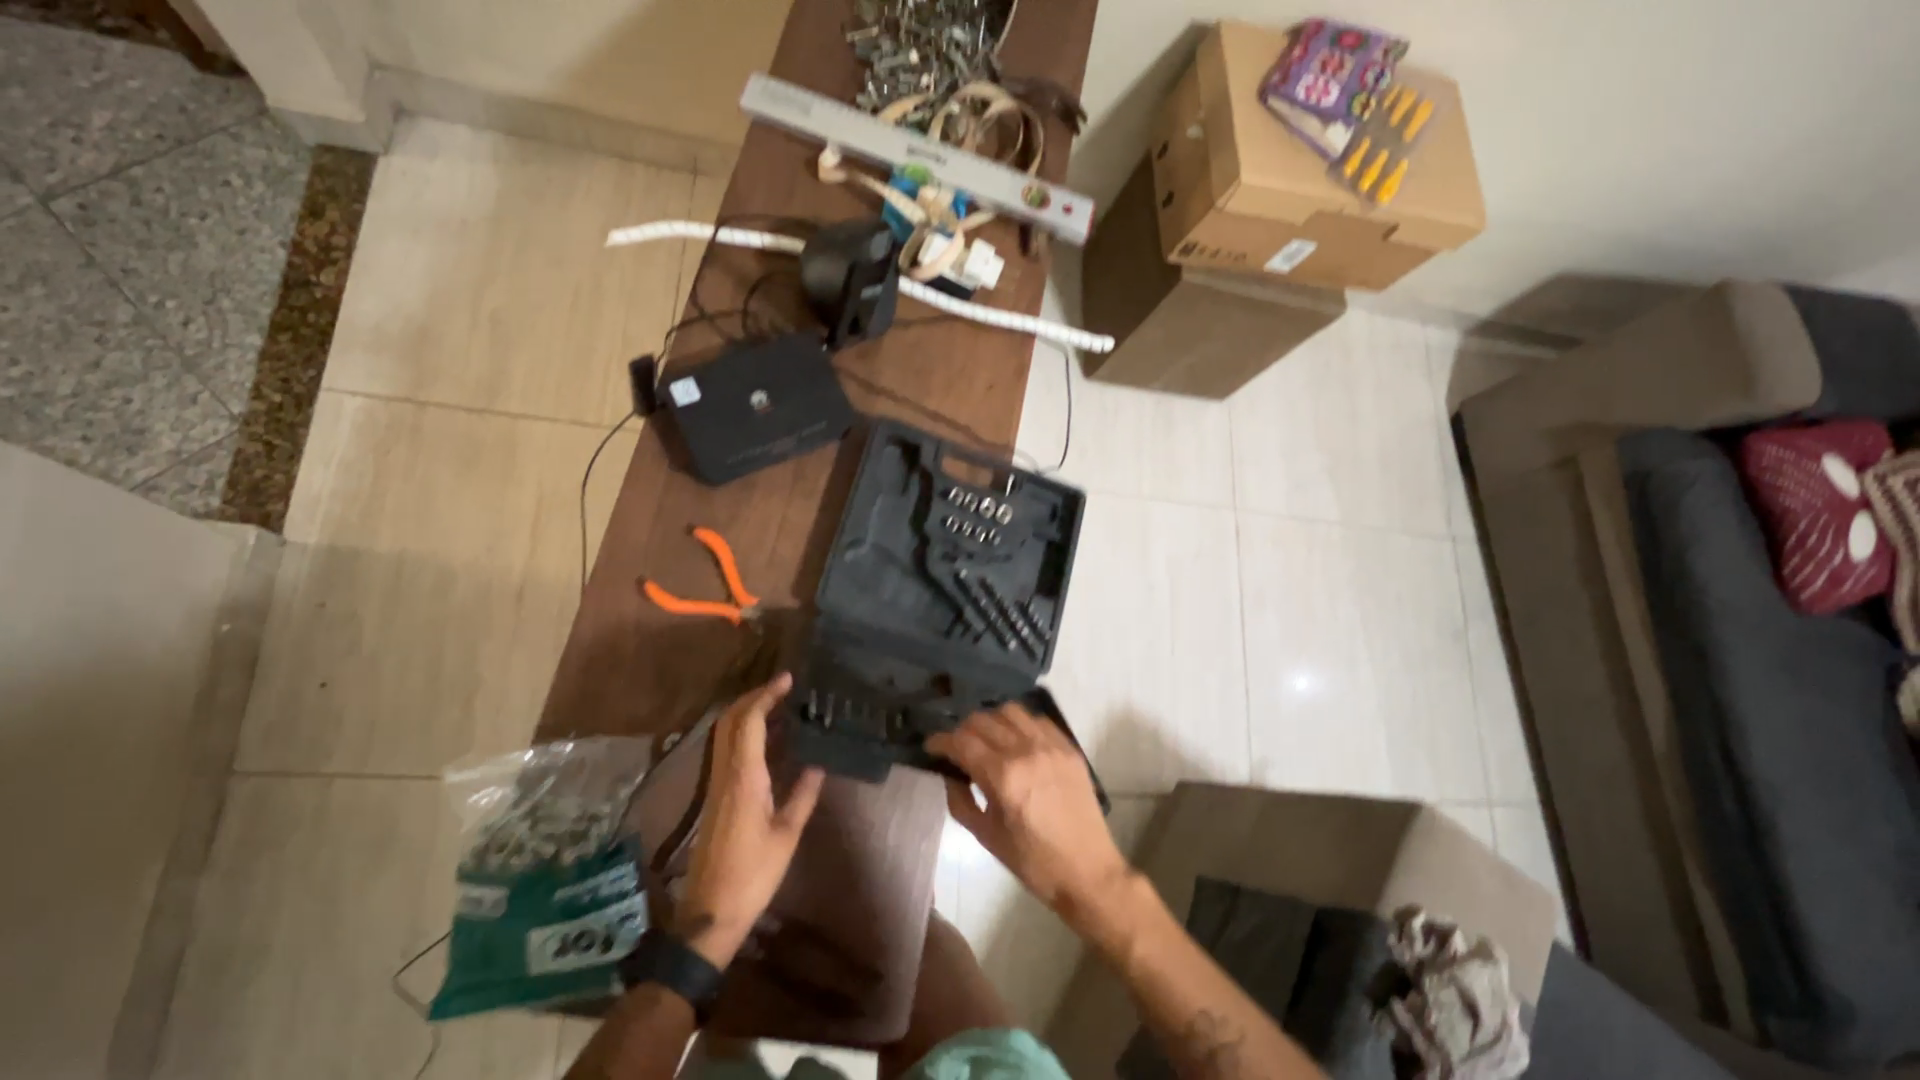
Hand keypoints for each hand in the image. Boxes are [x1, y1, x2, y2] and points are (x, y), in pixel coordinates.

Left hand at [678, 673, 825, 968]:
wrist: (711, 910)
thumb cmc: (753, 874)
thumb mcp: (787, 834)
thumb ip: (803, 794)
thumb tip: (819, 763)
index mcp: (744, 778)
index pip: (749, 721)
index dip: (766, 695)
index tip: (788, 679)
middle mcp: (725, 774)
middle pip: (730, 721)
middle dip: (754, 697)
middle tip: (784, 687)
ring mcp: (716, 785)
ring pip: (725, 735)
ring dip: (748, 713)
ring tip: (781, 707)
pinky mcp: (715, 797)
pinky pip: (728, 751)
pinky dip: (745, 734)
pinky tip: (768, 741)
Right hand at [926, 703, 1129, 920]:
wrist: (1087, 870)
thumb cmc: (1033, 861)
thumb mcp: (986, 836)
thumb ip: (961, 800)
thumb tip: (950, 775)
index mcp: (1003, 776)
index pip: (961, 742)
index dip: (940, 741)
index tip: (931, 747)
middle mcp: (1026, 751)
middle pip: (982, 720)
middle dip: (962, 731)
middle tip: (956, 748)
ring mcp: (1051, 746)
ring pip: (1010, 711)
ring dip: (991, 721)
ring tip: (986, 740)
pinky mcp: (1069, 748)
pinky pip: (1037, 720)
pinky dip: (1020, 724)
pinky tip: (1016, 742)